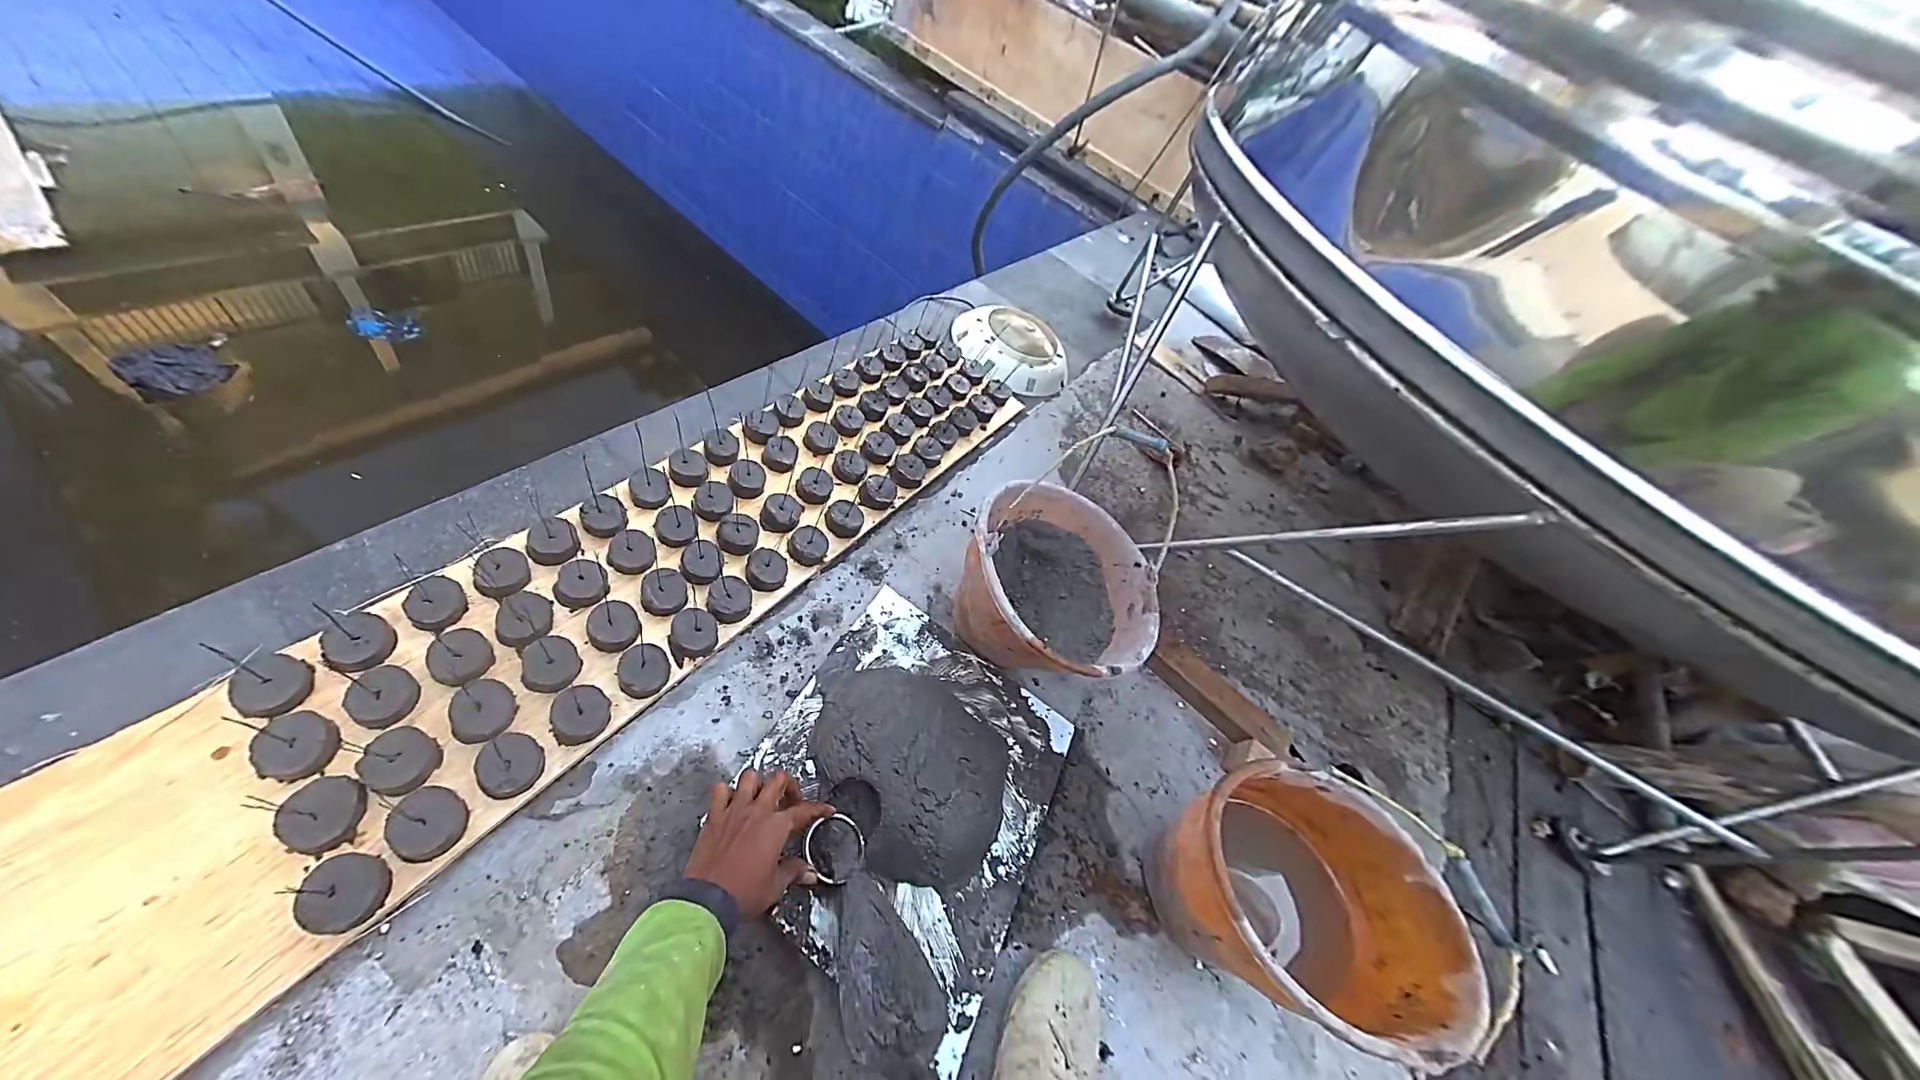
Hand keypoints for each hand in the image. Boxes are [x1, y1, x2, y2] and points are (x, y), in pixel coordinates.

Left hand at [684, 769, 834, 918]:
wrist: (707, 901)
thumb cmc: (742, 893)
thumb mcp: (775, 885)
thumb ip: (793, 872)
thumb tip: (808, 873)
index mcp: (777, 826)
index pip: (804, 810)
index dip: (818, 809)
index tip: (825, 809)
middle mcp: (757, 811)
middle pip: (778, 780)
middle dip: (789, 785)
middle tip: (790, 798)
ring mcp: (734, 811)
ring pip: (750, 777)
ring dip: (759, 782)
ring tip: (762, 794)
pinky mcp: (714, 817)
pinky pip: (720, 791)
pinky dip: (727, 792)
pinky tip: (732, 801)